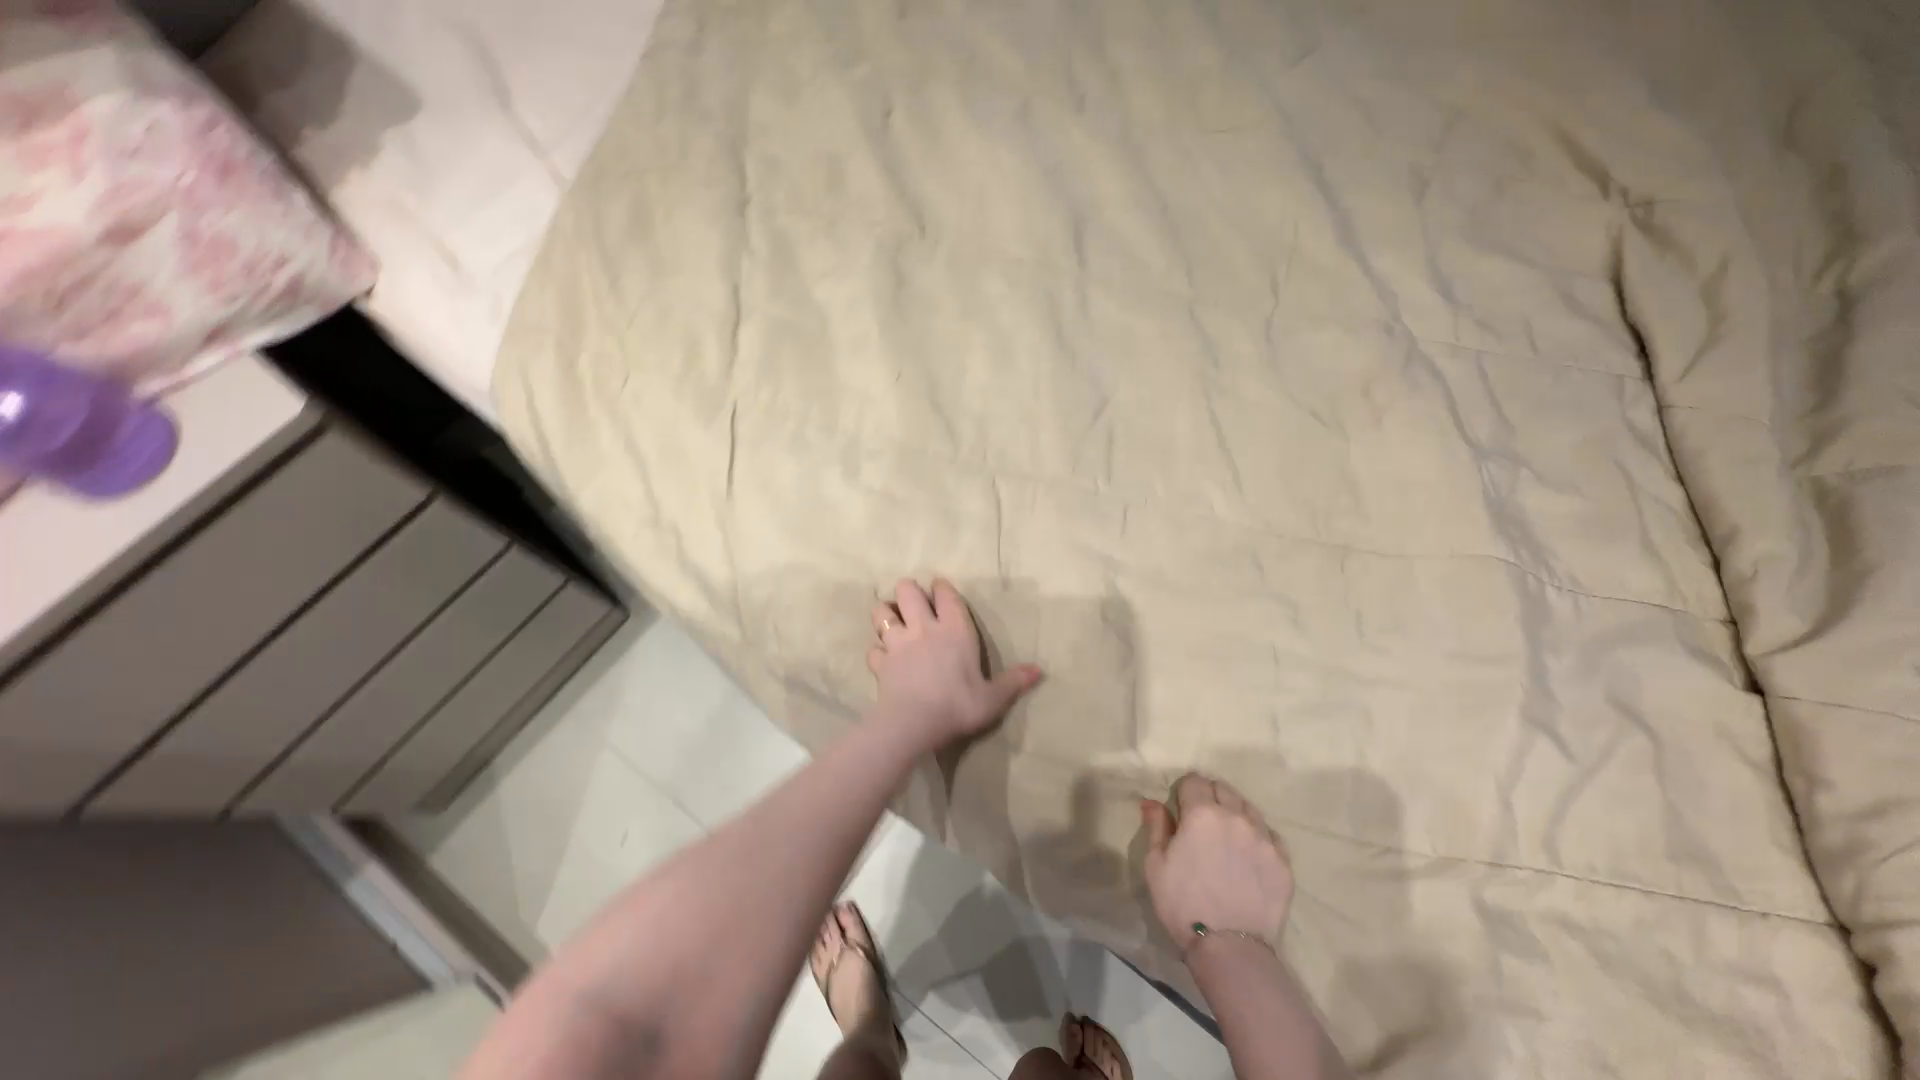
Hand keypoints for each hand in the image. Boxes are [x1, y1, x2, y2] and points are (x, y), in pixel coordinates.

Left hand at [867, 578, 1042, 750]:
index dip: (941, 587)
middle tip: (914, 603)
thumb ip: (1014, 682)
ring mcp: (897, 643)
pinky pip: (873, 649)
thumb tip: (1039, 671)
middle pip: (907, 591)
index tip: (940, 589)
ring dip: (885, 613)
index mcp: (955, 629)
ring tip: (892, 621)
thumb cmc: (958, 705)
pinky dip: (877, 651)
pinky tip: (883, 658)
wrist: (914, 723)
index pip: (945, 594)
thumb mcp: (993, 698)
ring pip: (881, 613)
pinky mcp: (880, 662)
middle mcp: (924, 628)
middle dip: (908, 591)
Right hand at [1142, 774, 1294, 953]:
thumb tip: (1152, 802)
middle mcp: (1236, 817)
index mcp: (1202, 814)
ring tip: (1227, 837)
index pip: (1195, 781)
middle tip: (1201, 821)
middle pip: (1224, 789)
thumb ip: (1156, 827)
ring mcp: (1264, 838)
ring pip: (1249, 809)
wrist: (1229, 947)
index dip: (1184, 792)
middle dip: (1210, 797)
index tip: (1180, 809)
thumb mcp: (1155, 865)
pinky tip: (1248, 856)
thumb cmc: (1182, 904)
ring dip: (1235, 813)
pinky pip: (1270, 836)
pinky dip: (1257, 837)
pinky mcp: (1283, 861)